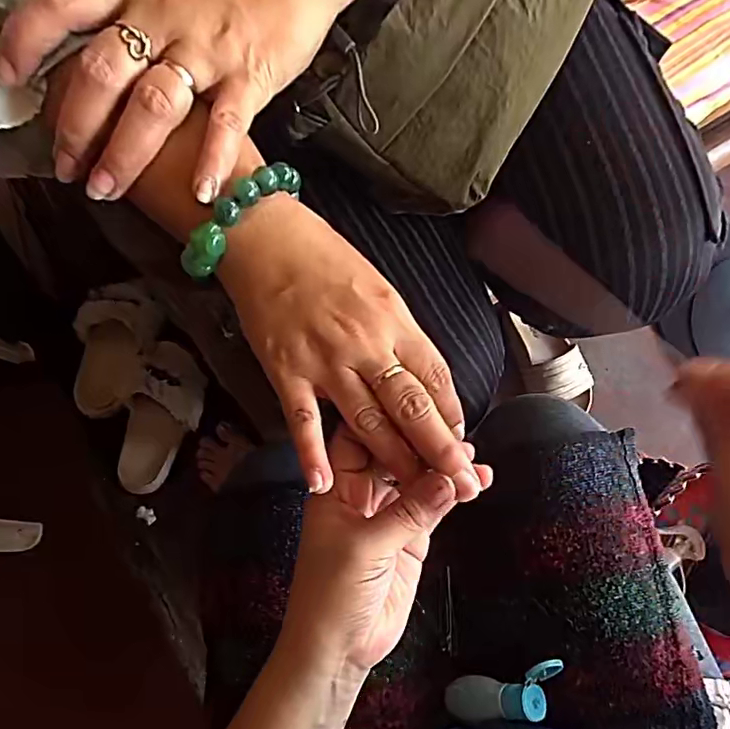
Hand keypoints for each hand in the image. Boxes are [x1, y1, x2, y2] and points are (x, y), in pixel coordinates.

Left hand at [0, 0, 381, 202]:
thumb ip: (119, 11)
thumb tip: (76, 58)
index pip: (62, 0)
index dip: (26, 37)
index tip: (6, 76)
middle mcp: (161, 15)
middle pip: (102, 70)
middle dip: (75, 126)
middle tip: (65, 167)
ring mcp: (204, 48)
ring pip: (154, 104)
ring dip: (125, 153)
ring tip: (105, 189)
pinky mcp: (248, 76)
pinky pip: (226, 124)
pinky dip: (212, 161)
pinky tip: (200, 192)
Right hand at [225, 207, 478, 501]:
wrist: (266, 236)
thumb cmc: (322, 255)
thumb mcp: (377, 286)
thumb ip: (397, 331)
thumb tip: (416, 371)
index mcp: (394, 319)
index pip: (436, 378)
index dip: (453, 416)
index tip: (462, 443)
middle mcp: (367, 345)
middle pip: (412, 407)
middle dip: (441, 451)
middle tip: (463, 486)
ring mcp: (326, 361)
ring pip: (367, 421)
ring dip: (393, 461)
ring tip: (413, 492)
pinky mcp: (287, 371)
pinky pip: (303, 420)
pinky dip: (312, 454)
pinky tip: (321, 484)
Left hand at [284, 429, 490, 670]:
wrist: (339, 646)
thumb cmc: (332, 592)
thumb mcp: (366, 547)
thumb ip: (409, 512)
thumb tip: (449, 476)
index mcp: (335, 487)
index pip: (359, 439)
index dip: (385, 420)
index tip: (418, 403)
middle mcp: (361, 494)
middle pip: (393, 455)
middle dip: (422, 443)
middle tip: (457, 430)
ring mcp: (388, 515)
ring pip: (418, 480)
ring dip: (444, 469)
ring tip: (473, 455)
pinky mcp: (410, 538)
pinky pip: (434, 509)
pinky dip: (454, 496)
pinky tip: (478, 483)